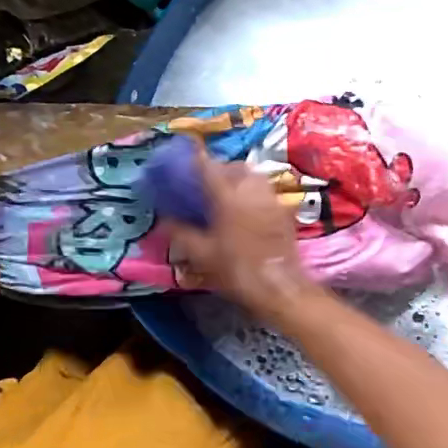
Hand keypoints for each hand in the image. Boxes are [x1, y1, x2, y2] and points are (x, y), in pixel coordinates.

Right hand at [167, 147, 328, 326]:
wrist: (280, 287)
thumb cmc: (238, 270)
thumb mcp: (201, 255)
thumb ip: (180, 232)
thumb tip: (164, 219)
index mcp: (228, 194)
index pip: (208, 165)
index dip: (194, 159)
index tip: (184, 160)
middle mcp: (251, 188)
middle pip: (232, 166)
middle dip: (217, 169)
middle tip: (204, 183)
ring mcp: (271, 197)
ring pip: (251, 174)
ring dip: (236, 177)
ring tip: (224, 193)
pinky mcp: (283, 208)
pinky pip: (264, 189)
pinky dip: (251, 190)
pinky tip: (245, 208)